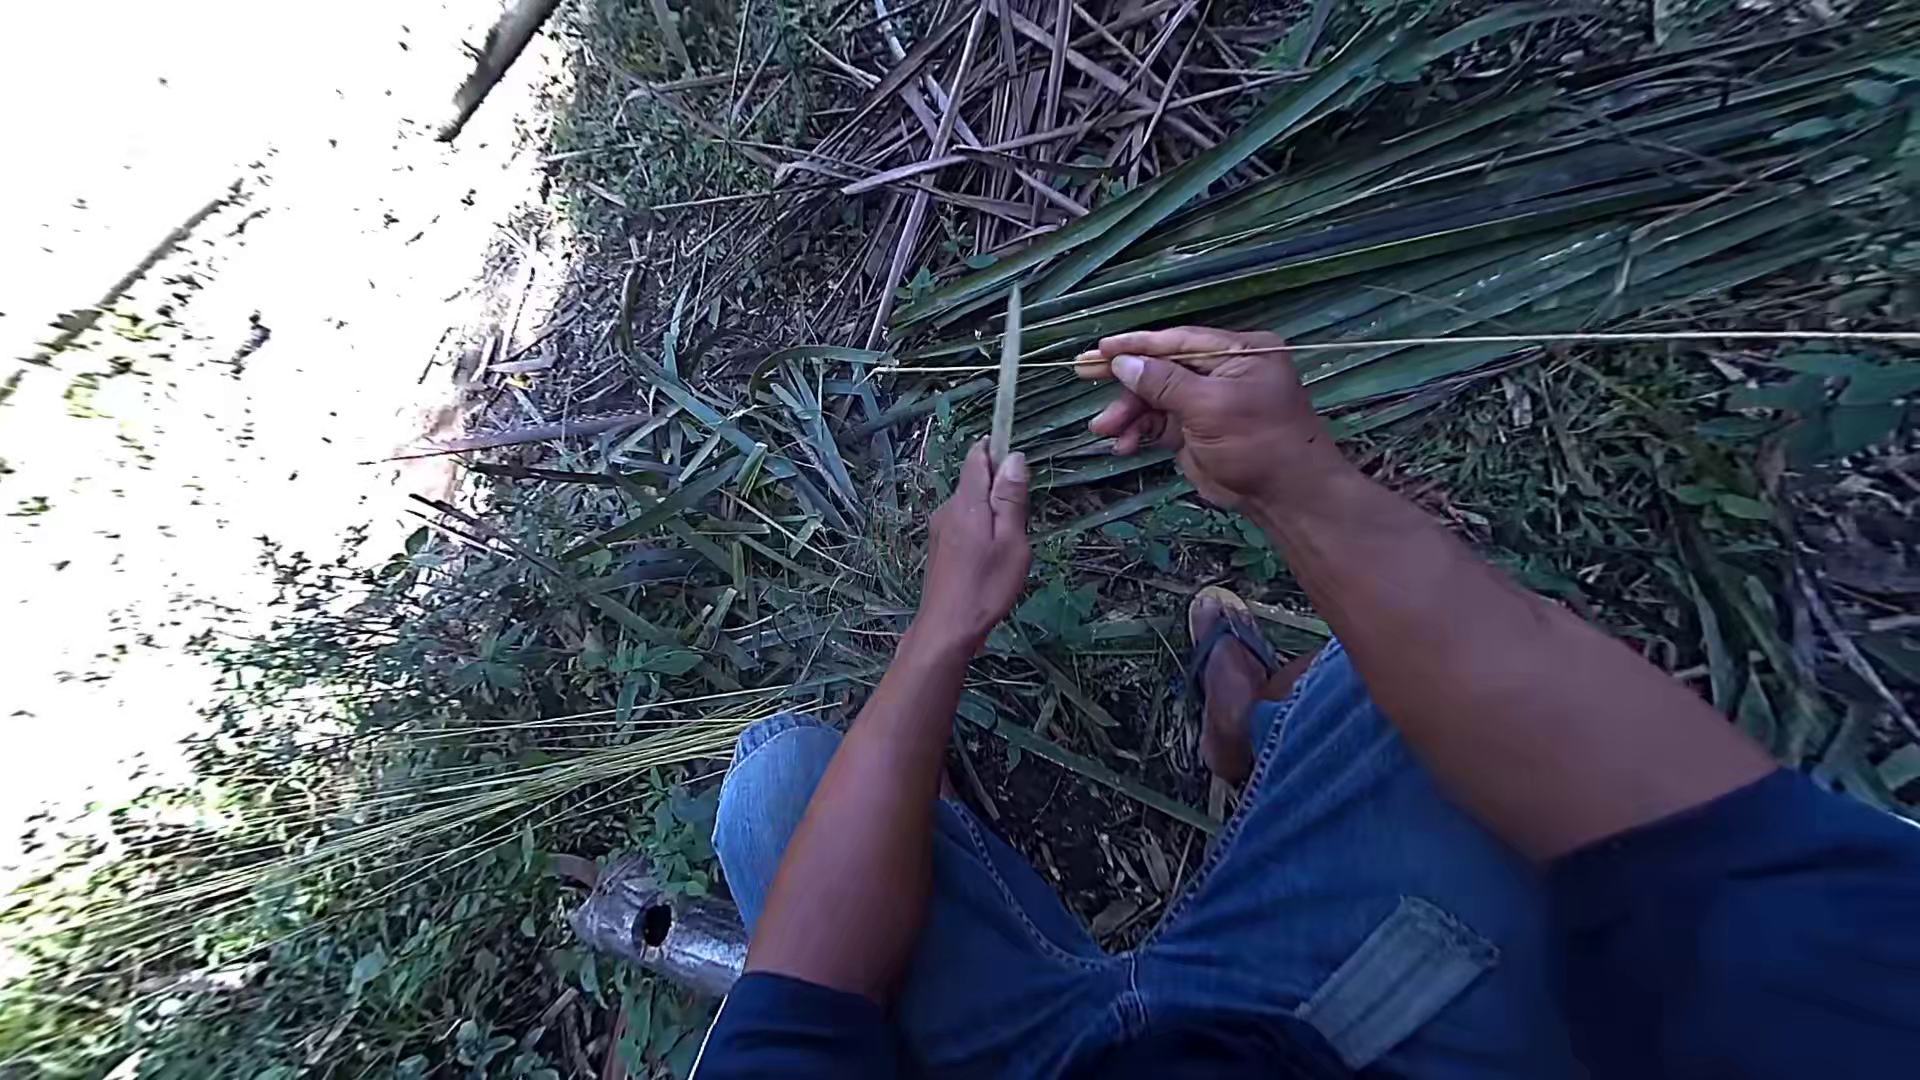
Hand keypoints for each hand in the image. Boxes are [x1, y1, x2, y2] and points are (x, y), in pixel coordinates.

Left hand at [914, 440, 1030, 654]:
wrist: (947, 628)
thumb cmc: (986, 586)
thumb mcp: (1011, 541)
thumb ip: (1010, 499)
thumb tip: (1013, 457)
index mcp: (966, 502)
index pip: (977, 457)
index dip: (996, 449)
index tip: (1017, 460)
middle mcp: (947, 508)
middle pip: (974, 481)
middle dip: (999, 488)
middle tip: (1019, 520)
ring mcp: (939, 528)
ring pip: (969, 505)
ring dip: (990, 512)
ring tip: (1006, 546)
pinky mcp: (938, 546)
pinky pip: (962, 523)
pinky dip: (979, 529)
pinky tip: (988, 558)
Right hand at [1076, 326, 1348, 507]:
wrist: (1282, 494)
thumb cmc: (1257, 441)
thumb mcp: (1210, 406)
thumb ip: (1164, 383)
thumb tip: (1124, 363)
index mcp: (1235, 354)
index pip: (1177, 341)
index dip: (1136, 345)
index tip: (1100, 348)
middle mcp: (1218, 373)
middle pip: (1160, 370)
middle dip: (1124, 381)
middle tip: (1082, 373)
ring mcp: (1203, 403)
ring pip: (1153, 401)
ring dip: (1126, 415)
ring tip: (1103, 430)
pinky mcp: (1191, 432)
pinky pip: (1155, 425)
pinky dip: (1137, 434)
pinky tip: (1122, 446)